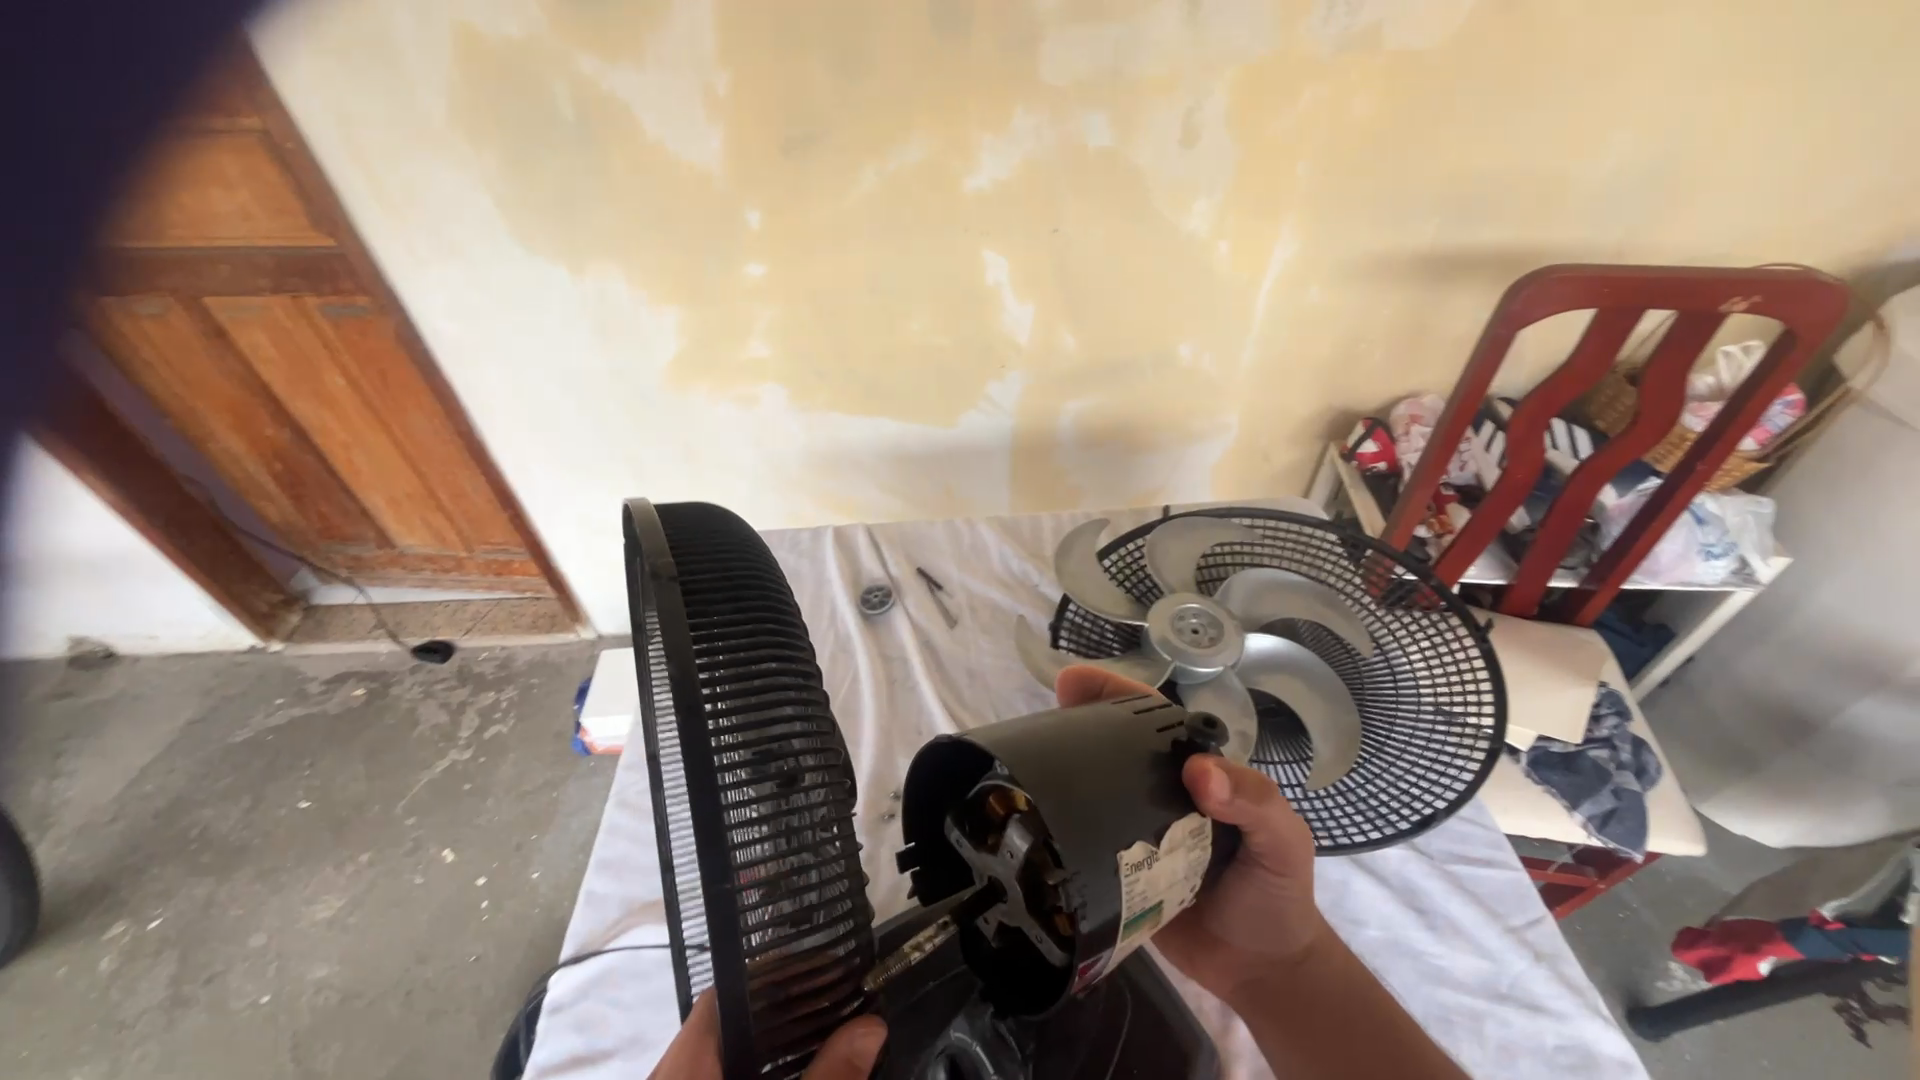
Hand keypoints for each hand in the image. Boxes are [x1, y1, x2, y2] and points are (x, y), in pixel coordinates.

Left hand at [648, 991, 886, 1078]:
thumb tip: (871, 1025)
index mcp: (683, 1071)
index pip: (723, 998)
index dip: (771, 975)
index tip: (823, 963)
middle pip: (729, 1031)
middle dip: (786, 1017)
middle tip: (841, 1002)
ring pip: (731, 1067)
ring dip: (778, 1056)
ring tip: (832, 1040)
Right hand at [1054, 666, 1328, 1008]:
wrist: (1263, 970)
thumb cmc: (1278, 895)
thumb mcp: (1283, 839)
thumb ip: (1255, 800)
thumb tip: (1198, 771)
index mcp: (1202, 777)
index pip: (1158, 722)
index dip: (1118, 696)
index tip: (1077, 682)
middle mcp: (1166, 798)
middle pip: (1119, 750)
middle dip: (1082, 722)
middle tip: (1044, 713)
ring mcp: (1142, 834)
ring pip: (1100, 792)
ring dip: (1067, 772)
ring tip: (1030, 757)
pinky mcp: (1123, 874)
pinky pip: (1091, 844)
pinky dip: (1066, 829)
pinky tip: (1038, 820)